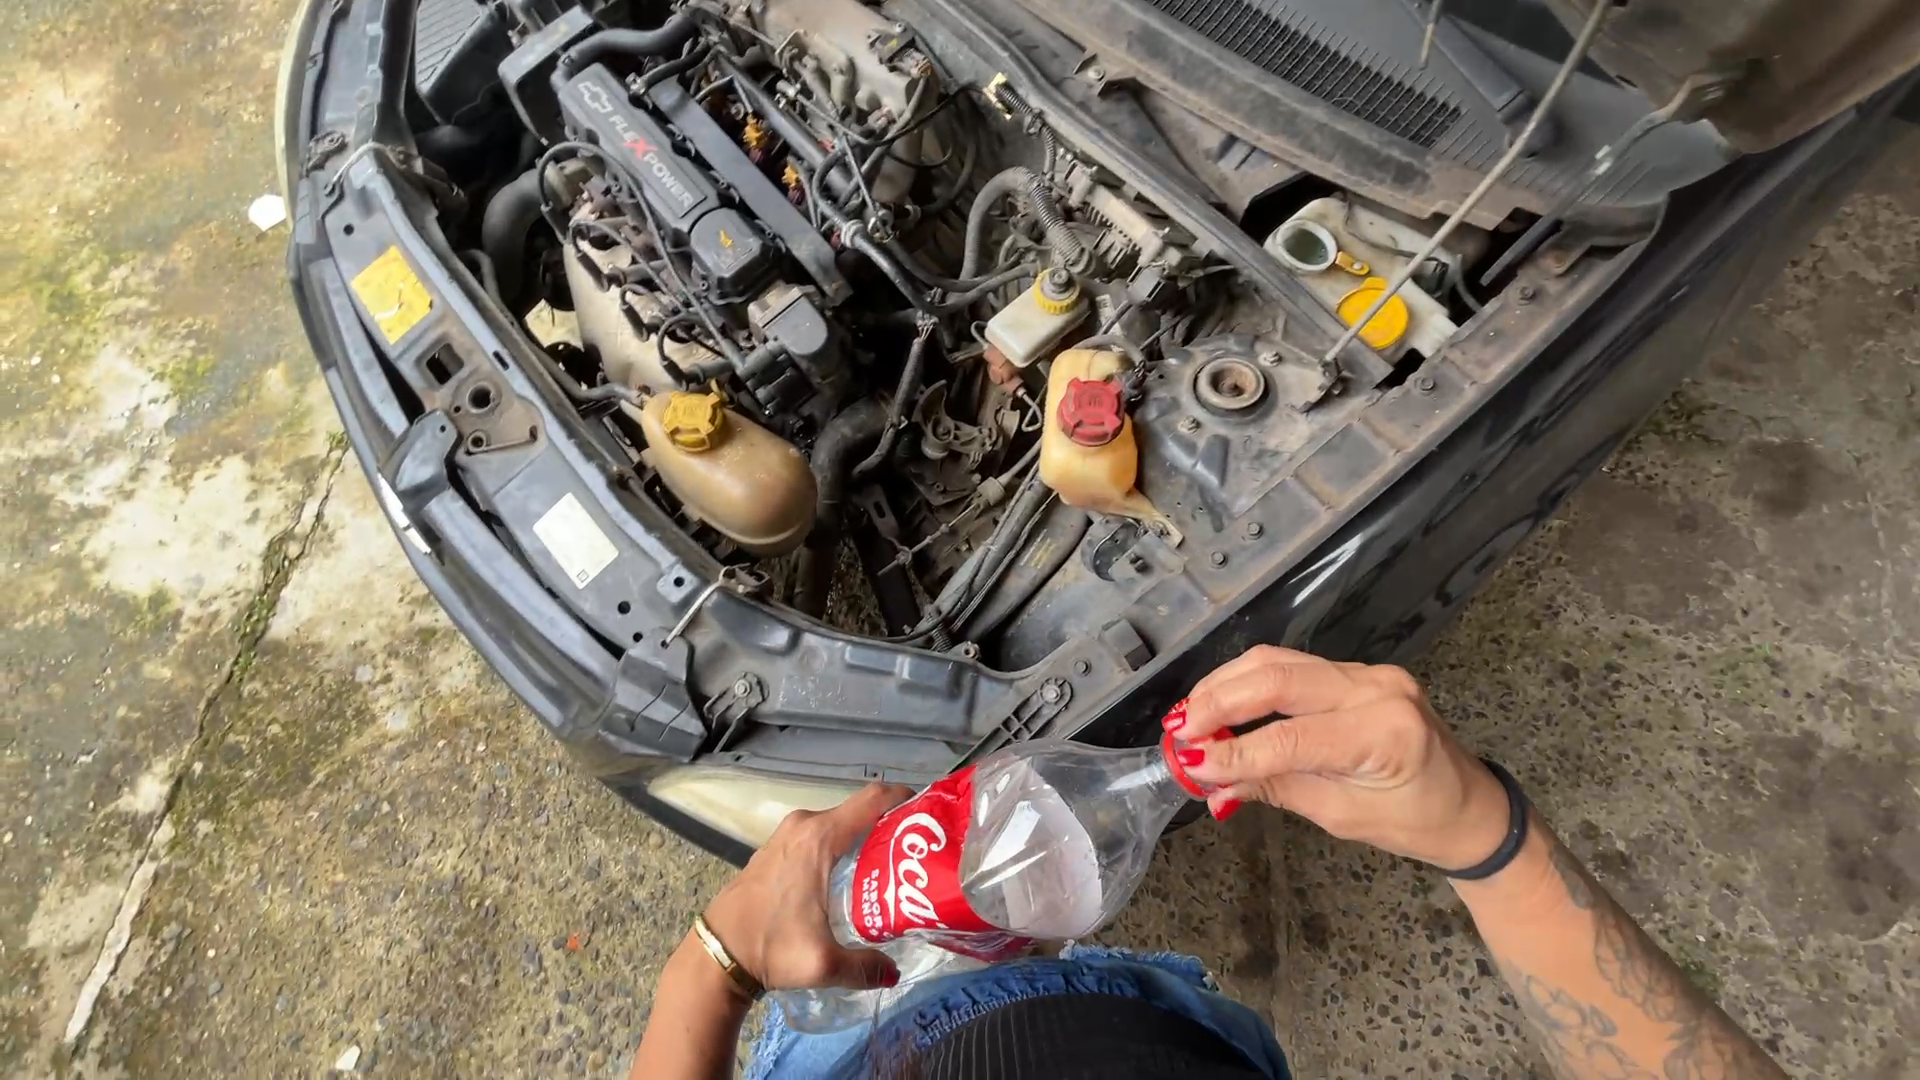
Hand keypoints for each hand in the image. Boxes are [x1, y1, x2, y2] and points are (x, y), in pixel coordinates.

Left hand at [702, 782, 913, 991]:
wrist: (716, 953)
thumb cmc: (769, 947)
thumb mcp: (822, 963)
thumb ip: (865, 966)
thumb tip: (895, 972)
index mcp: (820, 836)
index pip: (874, 798)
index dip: (905, 798)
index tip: (928, 815)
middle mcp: (806, 824)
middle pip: (860, 810)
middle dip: (890, 826)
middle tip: (915, 853)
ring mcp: (789, 832)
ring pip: (840, 822)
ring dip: (864, 837)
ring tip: (889, 866)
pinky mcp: (778, 845)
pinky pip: (821, 832)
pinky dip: (842, 844)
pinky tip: (851, 875)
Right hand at [1173, 647, 1508, 869]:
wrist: (1471, 806)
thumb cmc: (1414, 822)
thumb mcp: (1341, 815)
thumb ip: (1274, 787)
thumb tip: (1211, 781)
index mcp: (1384, 733)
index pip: (1290, 737)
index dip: (1234, 751)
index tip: (1189, 763)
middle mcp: (1375, 688)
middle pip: (1276, 677)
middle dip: (1218, 701)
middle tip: (1179, 729)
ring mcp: (1365, 671)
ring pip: (1276, 660)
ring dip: (1224, 685)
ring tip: (1189, 714)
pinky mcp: (1353, 669)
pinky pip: (1288, 665)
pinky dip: (1246, 681)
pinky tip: (1220, 700)